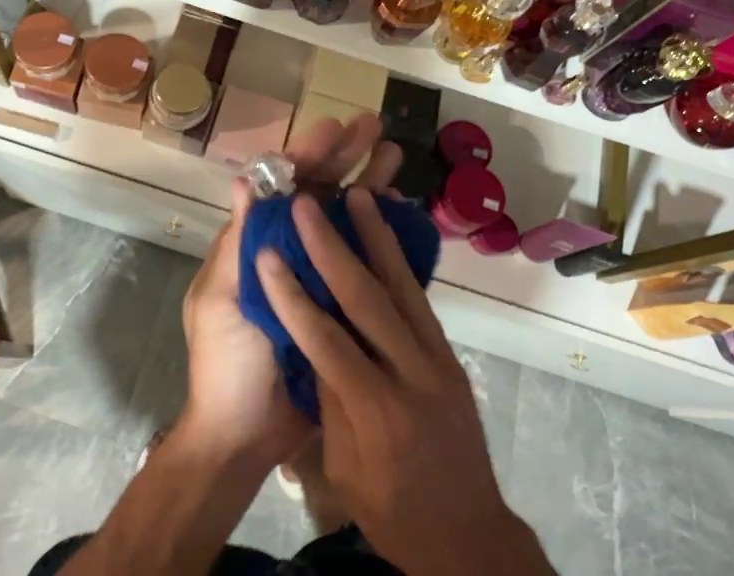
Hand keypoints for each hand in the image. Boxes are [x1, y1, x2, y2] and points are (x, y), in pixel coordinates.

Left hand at [179, 114, 400, 467]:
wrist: (245, 437)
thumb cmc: (225, 364)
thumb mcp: (220, 300)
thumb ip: (238, 243)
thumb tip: (247, 179)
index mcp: (255, 246)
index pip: (282, 189)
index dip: (309, 156)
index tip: (336, 128)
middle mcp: (287, 254)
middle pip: (318, 196)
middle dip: (345, 158)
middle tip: (378, 127)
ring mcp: (317, 280)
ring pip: (345, 222)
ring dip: (368, 187)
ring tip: (398, 159)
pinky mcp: (342, 308)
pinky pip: (364, 263)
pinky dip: (382, 237)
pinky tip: (405, 218)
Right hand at [254, 189, 553, 575]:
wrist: (468, 538)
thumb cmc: (393, 513)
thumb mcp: (345, 467)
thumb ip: (331, 399)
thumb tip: (315, 341)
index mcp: (376, 411)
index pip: (325, 339)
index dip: (292, 293)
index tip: (266, 252)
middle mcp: (413, 375)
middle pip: (367, 299)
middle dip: (331, 246)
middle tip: (308, 204)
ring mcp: (439, 363)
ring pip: (403, 288)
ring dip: (377, 239)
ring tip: (359, 195)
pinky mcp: (451, 359)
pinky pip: (421, 303)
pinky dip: (401, 266)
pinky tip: (388, 239)